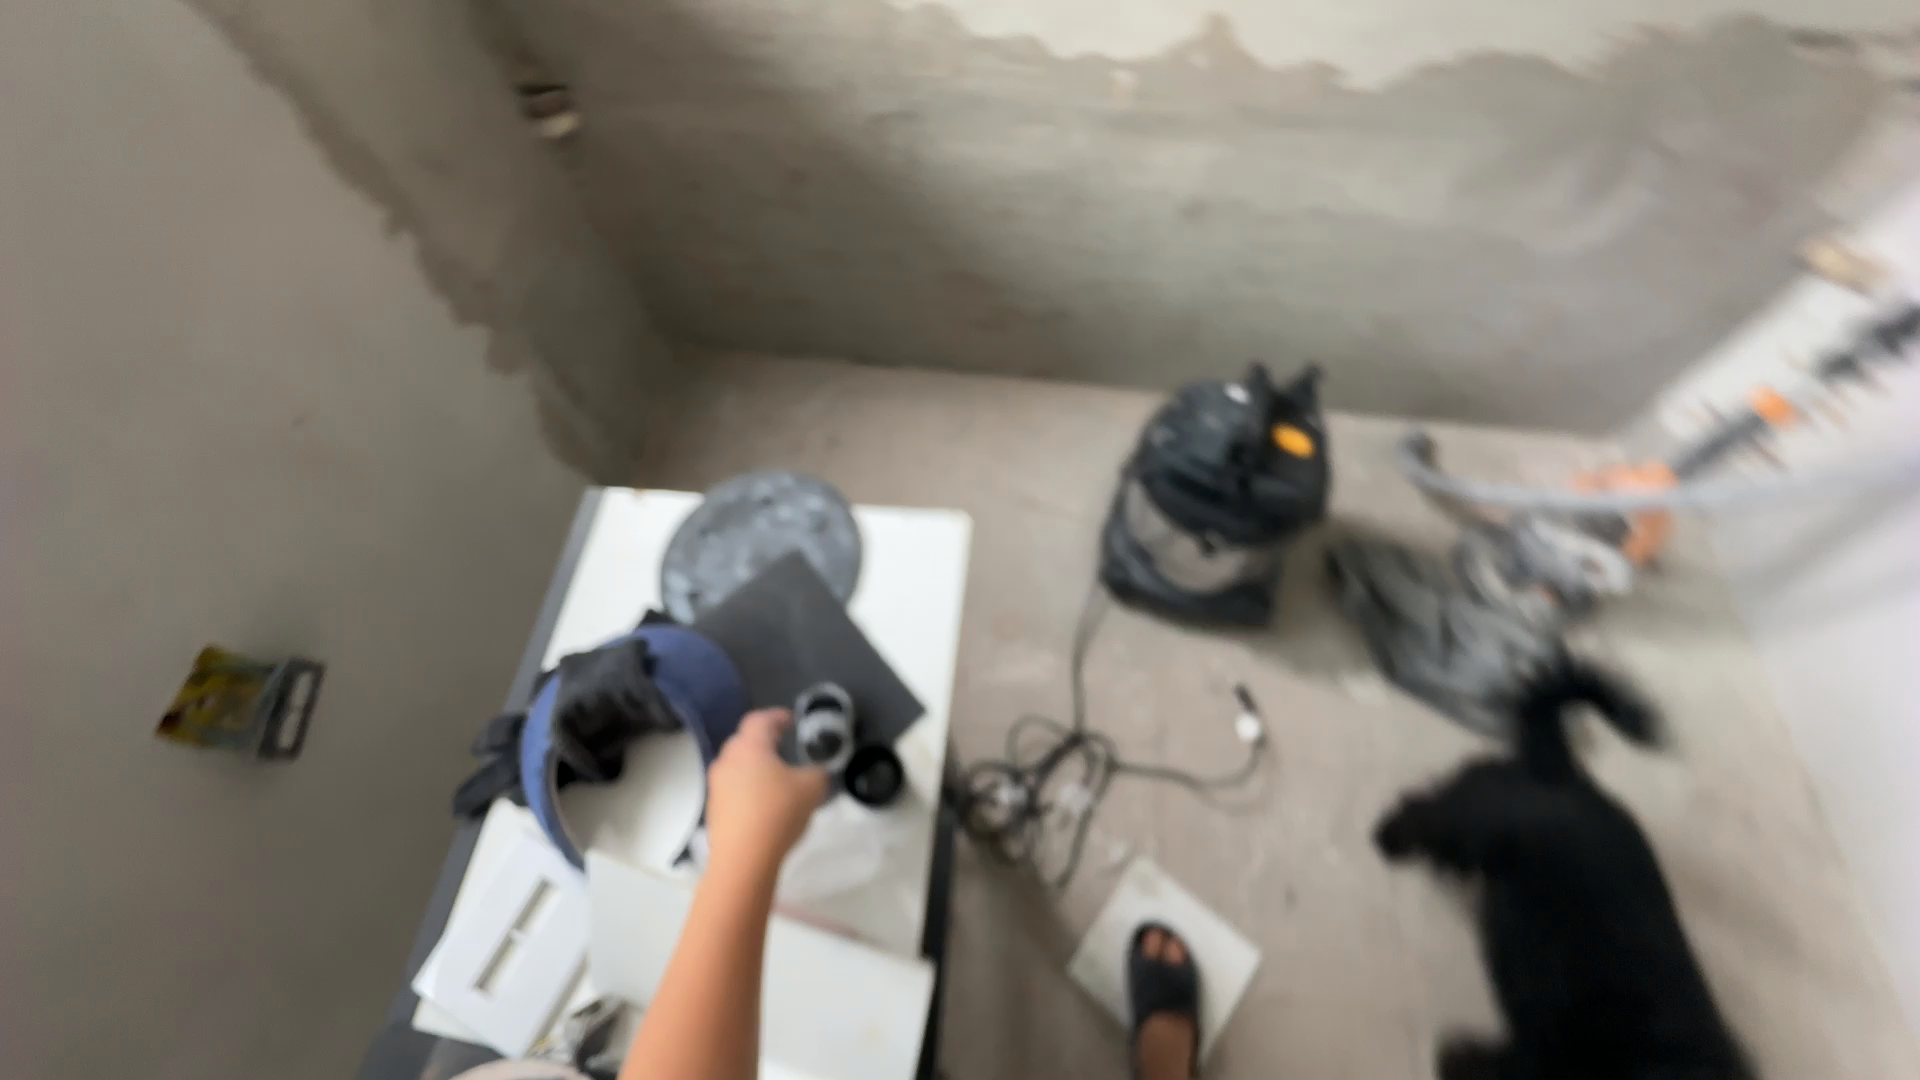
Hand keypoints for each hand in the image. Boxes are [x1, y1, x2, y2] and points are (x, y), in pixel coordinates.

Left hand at [705, 709, 830, 878]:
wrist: (743, 860)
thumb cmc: (778, 813)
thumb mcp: (813, 787)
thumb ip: (818, 772)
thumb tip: (817, 771)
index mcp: (750, 747)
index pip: (760, 719)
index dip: (777, 716)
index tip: (792, 721)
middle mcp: (728, 760)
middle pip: (744, 740)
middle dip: (764, 739)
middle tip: (783, 745)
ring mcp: (716, 785)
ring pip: (736, 765)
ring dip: (754, 765)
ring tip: (775, 776)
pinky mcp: (713, 809)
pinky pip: (732, 787)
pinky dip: (747, 787)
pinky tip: (763, 802)